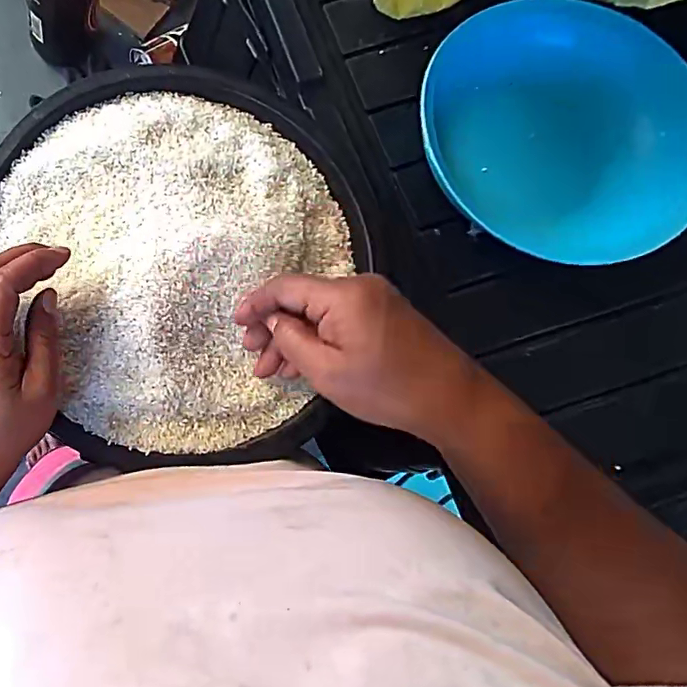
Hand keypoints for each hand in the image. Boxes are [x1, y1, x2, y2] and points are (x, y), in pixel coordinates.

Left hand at [0, 243, 69, 490]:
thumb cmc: (11, 428)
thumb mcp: (43, 387)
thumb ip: (45, 337)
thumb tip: (47, 297)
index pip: (4, 283)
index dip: (34, 261)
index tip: (64, 257)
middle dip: (22, 254)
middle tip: (57, 254)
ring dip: (8, 263)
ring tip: (42, 263)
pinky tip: (21, 284)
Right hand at [234, 273, 495, 444]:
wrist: (449, 399)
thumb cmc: (387, 389)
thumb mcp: (327, 371)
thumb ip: (292, 340)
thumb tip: (273, 321)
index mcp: (344, 294)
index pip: (287, 287)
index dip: (257, 303)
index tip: (237, 322)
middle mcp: (359, 287)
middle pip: (302, 299)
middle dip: (274, 327)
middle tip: (254, 356)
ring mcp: (374, 298)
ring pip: (320, 312)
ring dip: (295, 338)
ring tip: (273, 370)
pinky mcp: (384, 313)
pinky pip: (340, 319)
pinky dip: (319, 338)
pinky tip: (302, 362)